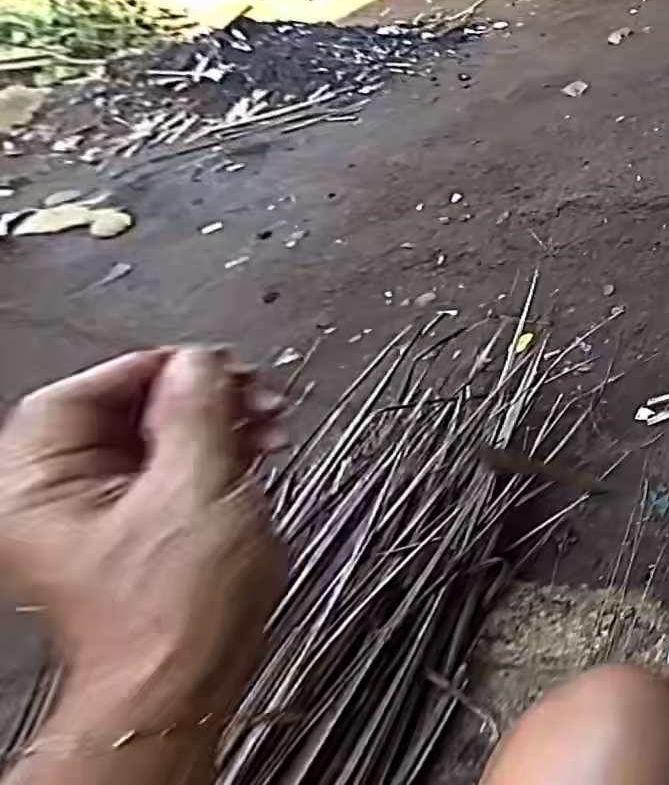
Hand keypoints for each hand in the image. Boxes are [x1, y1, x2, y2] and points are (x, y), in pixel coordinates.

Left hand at [0, 348, 287, 733]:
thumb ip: (197, 415)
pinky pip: (191, 457)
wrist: (194, 659)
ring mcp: (114, 506)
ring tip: (278, 422)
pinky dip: (234, 443)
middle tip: (261, 391)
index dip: (147, 370)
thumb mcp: (197, 486)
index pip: (74, 398)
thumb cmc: (181, 587)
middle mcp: (66, 492)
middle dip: (203, 393)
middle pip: (127, 411)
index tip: (214, 363)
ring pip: (168, 431)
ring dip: (229, 416)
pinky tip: (271, 446)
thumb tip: (201, 360)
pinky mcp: (158, 515)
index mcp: (40, 487)